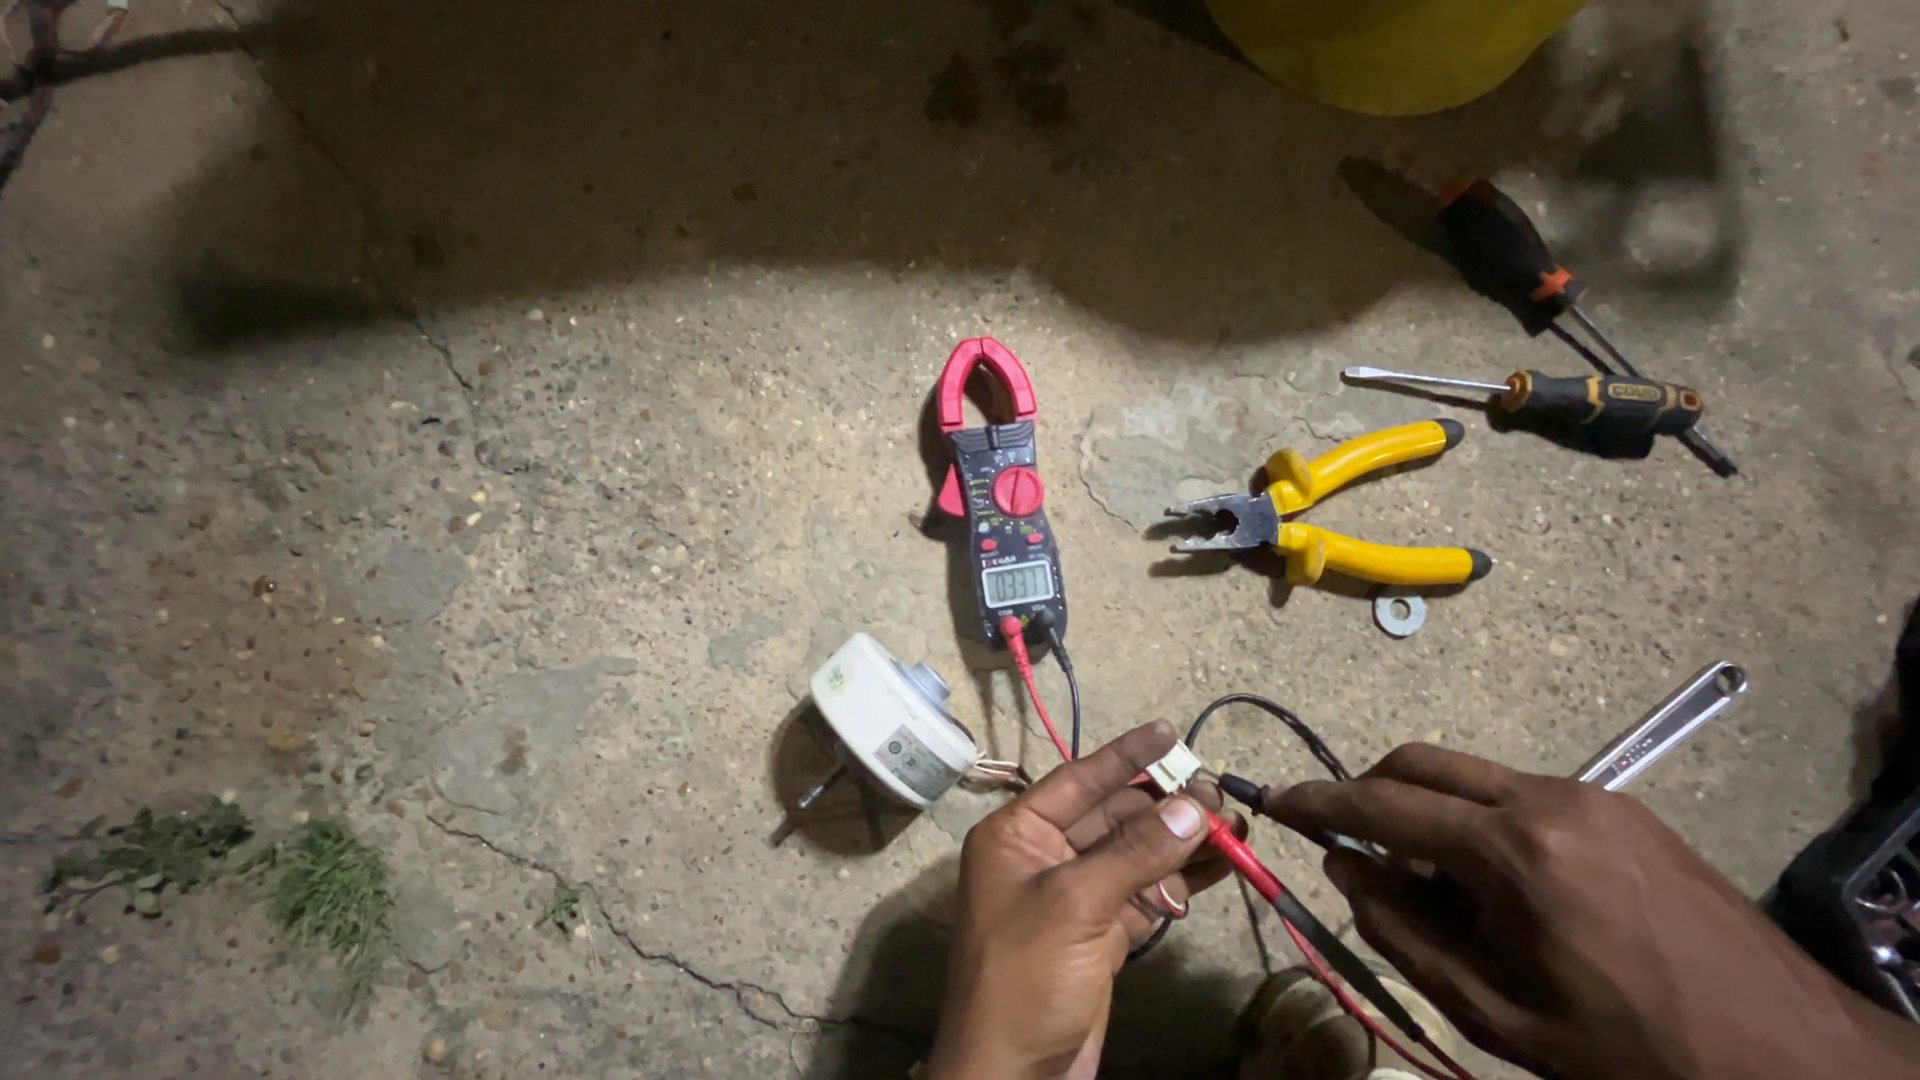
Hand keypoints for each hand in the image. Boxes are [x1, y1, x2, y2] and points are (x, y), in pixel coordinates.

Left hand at [925, 721, 1239, 1079]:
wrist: (1013, 1074)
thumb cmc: (1025, 975)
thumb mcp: (1075, 904)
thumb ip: (1135, 853)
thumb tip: (1192, 806)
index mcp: (1018, 834)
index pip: (1078, 780)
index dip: (1124, 755)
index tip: (1168, 730)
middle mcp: (1045, 856)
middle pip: (1112, 816)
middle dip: (1164, 804)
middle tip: (1218, 793)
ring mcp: (1076, 895)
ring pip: (1135, 854)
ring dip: (1180, 841)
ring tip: (1234, 826)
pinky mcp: (1102, 931)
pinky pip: (1146, 893)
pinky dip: (1180, 882)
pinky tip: (1220, 866)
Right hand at [1270, 744, 1919, 1079]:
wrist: (1802, 1064)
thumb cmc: (1630, 1051)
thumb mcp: (1495, 1012)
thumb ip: (1401, 931)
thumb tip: (1345, 868)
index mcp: (1514, 851)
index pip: (1382, 805)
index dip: (1318, 802)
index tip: (1274, 799)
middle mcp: (1546, 798)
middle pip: (1418, 764)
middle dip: (1367, 792)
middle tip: (1346, 842)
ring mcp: (1588, 794)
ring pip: (1465, 773)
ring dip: (1423, 807)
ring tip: (1427, 875)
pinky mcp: (1617, 805)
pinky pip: (1513, 791)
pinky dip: (1474, 816)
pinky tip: (1492, 876)